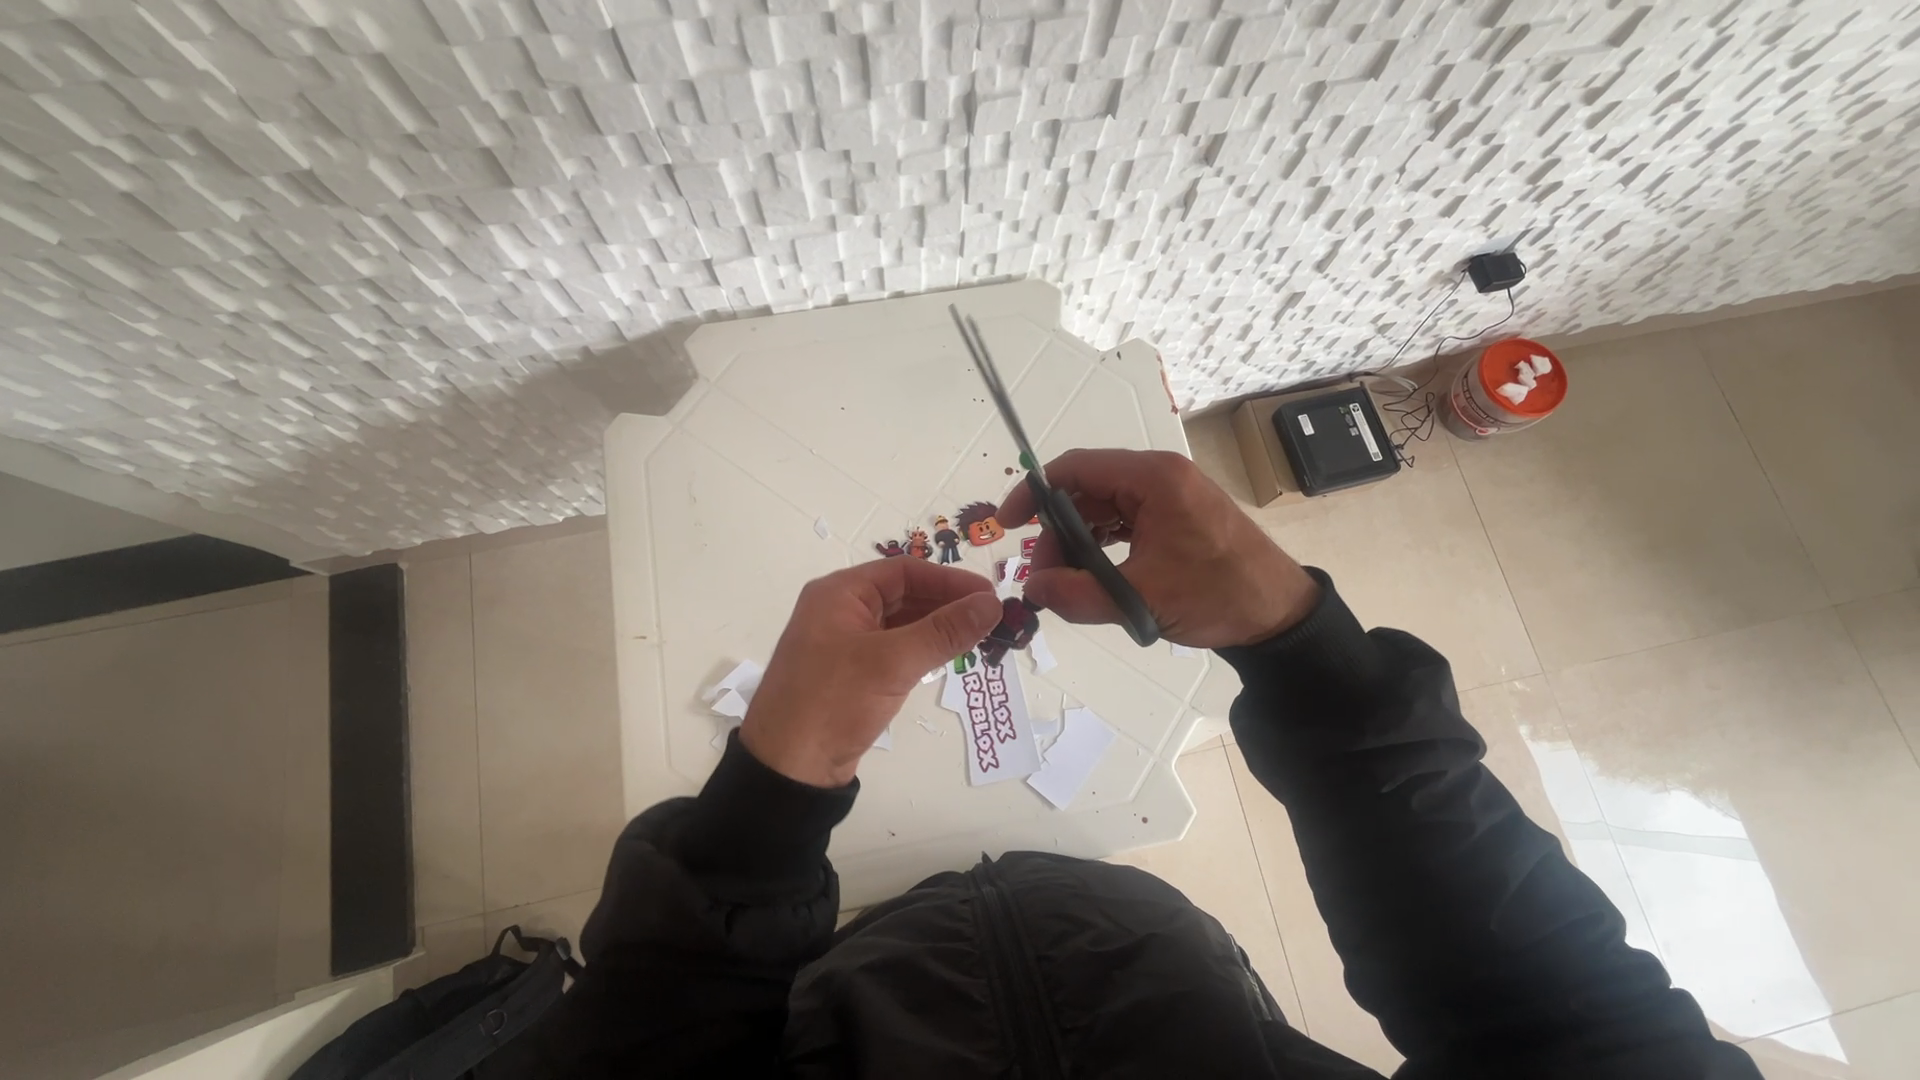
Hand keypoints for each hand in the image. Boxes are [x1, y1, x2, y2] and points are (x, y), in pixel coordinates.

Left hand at [739, 559, 1001, 787]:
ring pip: (902, 623)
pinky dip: (922, 650)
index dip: (950, 581)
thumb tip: (992, 604)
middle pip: (904, 594)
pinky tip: (950, 656)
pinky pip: (894, 649)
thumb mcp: (892, 662)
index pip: (905, 572)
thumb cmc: (833, 702)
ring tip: (981, 637)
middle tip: (993, 619)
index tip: (991, 595)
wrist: (786, 770)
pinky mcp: (852, 673)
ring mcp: (844, 643)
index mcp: (839, 593)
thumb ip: (944, 631)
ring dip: (938, 628)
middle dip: (948, 604)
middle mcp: (840, 610)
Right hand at [996, 449, 1318, 648]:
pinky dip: (1102, 545)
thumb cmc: (1216, 595)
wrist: (1280, 614)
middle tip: (1045, 577)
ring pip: (1103, 508)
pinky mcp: (1176, 516)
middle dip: (1057, 532)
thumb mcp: (1142, 599)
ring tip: (1068, 582)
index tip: (1008, 524)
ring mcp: (1169, 495)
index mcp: (1153, 479)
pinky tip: (1094, 575)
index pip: (1076, 468)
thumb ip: (1079, 595)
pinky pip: (1124, 521)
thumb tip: (1032, 589)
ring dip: (1079, 542)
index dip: (1034, 493)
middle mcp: (1159, 476)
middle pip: (1087, 490)